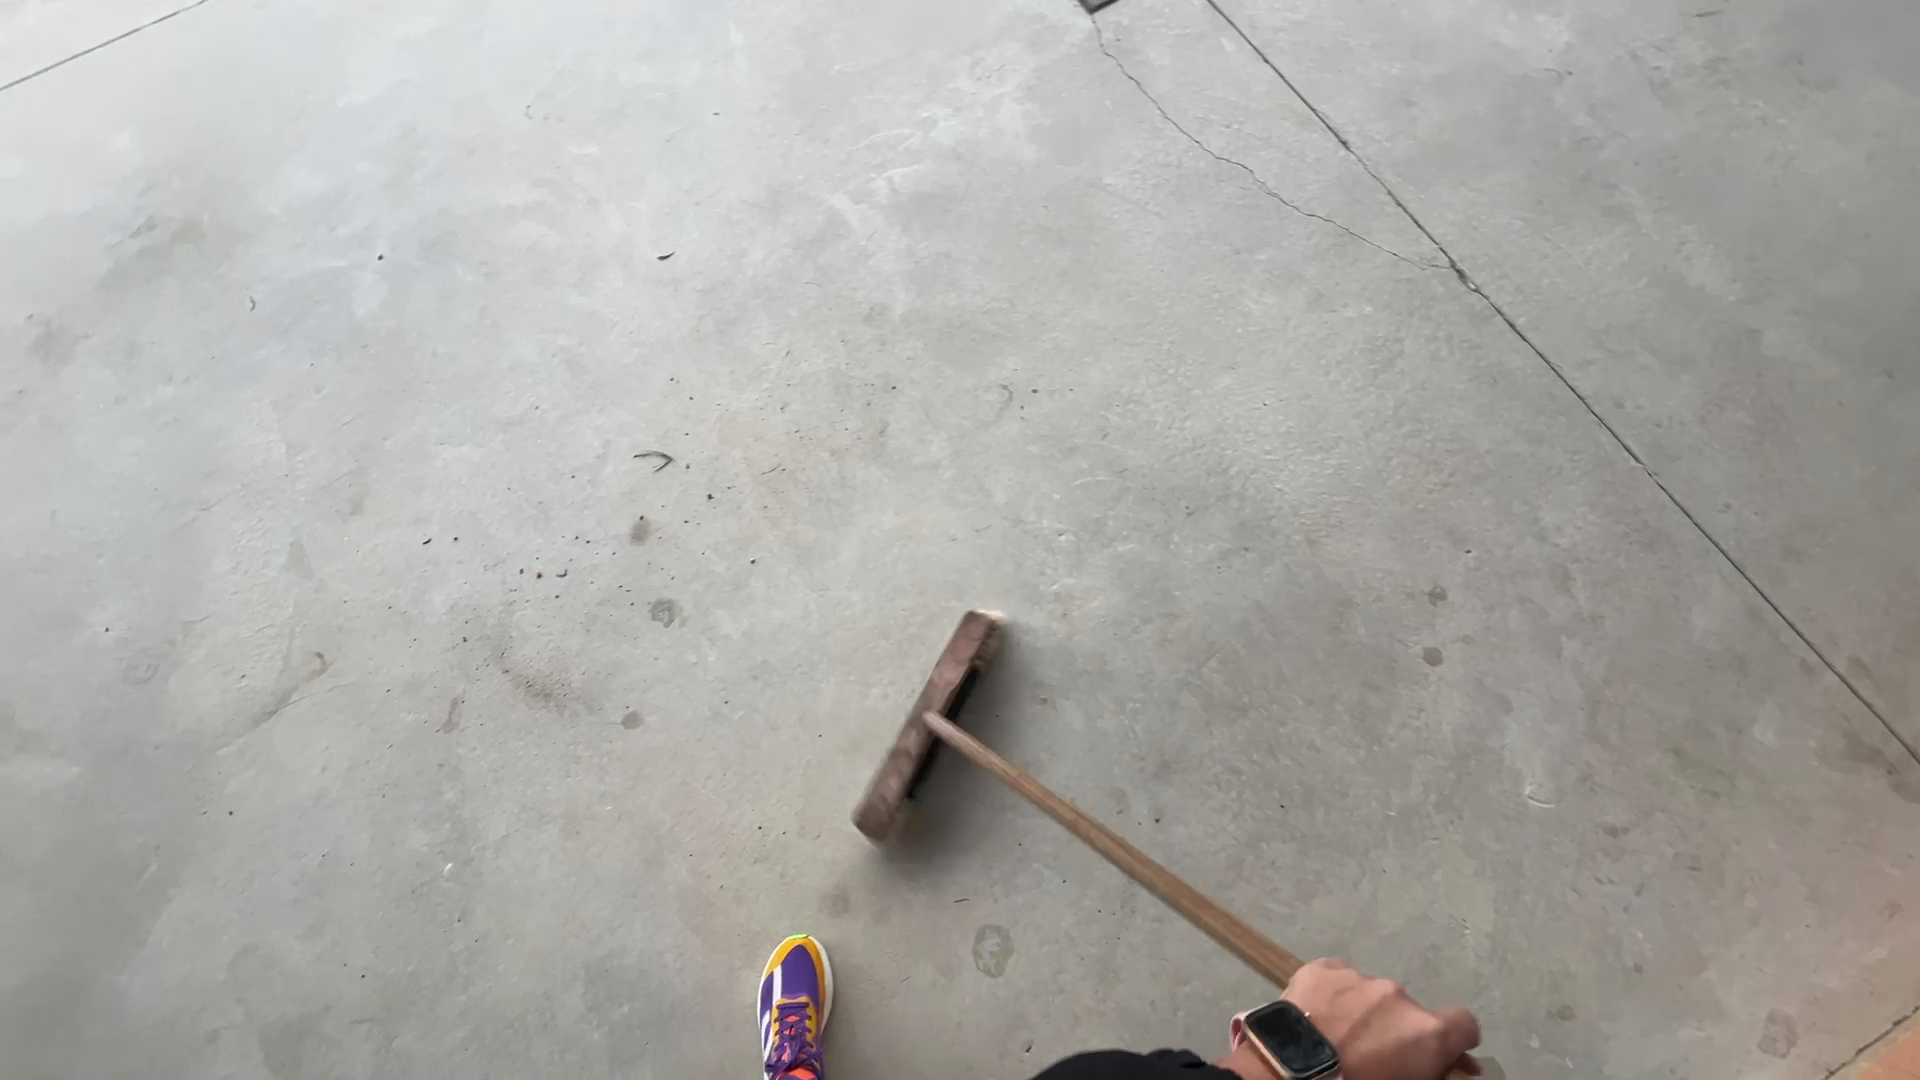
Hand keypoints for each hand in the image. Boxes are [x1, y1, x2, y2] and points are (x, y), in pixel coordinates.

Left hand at [1280, 958, 1479, 1079]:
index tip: (1445, 1051)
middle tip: (1376, 1051)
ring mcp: (1356, 976)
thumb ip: (1434, 1072)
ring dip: (1364, 1010)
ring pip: (1370, 993)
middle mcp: (1396, 994)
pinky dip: (1335, 993)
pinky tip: (1321, 1013)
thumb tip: (1453, 1066)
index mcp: (1427, 1030)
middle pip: (1409, 1010)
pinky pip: (1337, 978)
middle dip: (1399, 1028)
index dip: (1457, 1038)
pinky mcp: (1320, 967)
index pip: (1465, 1023)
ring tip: (1342, 1033)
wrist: (1296, 1069)